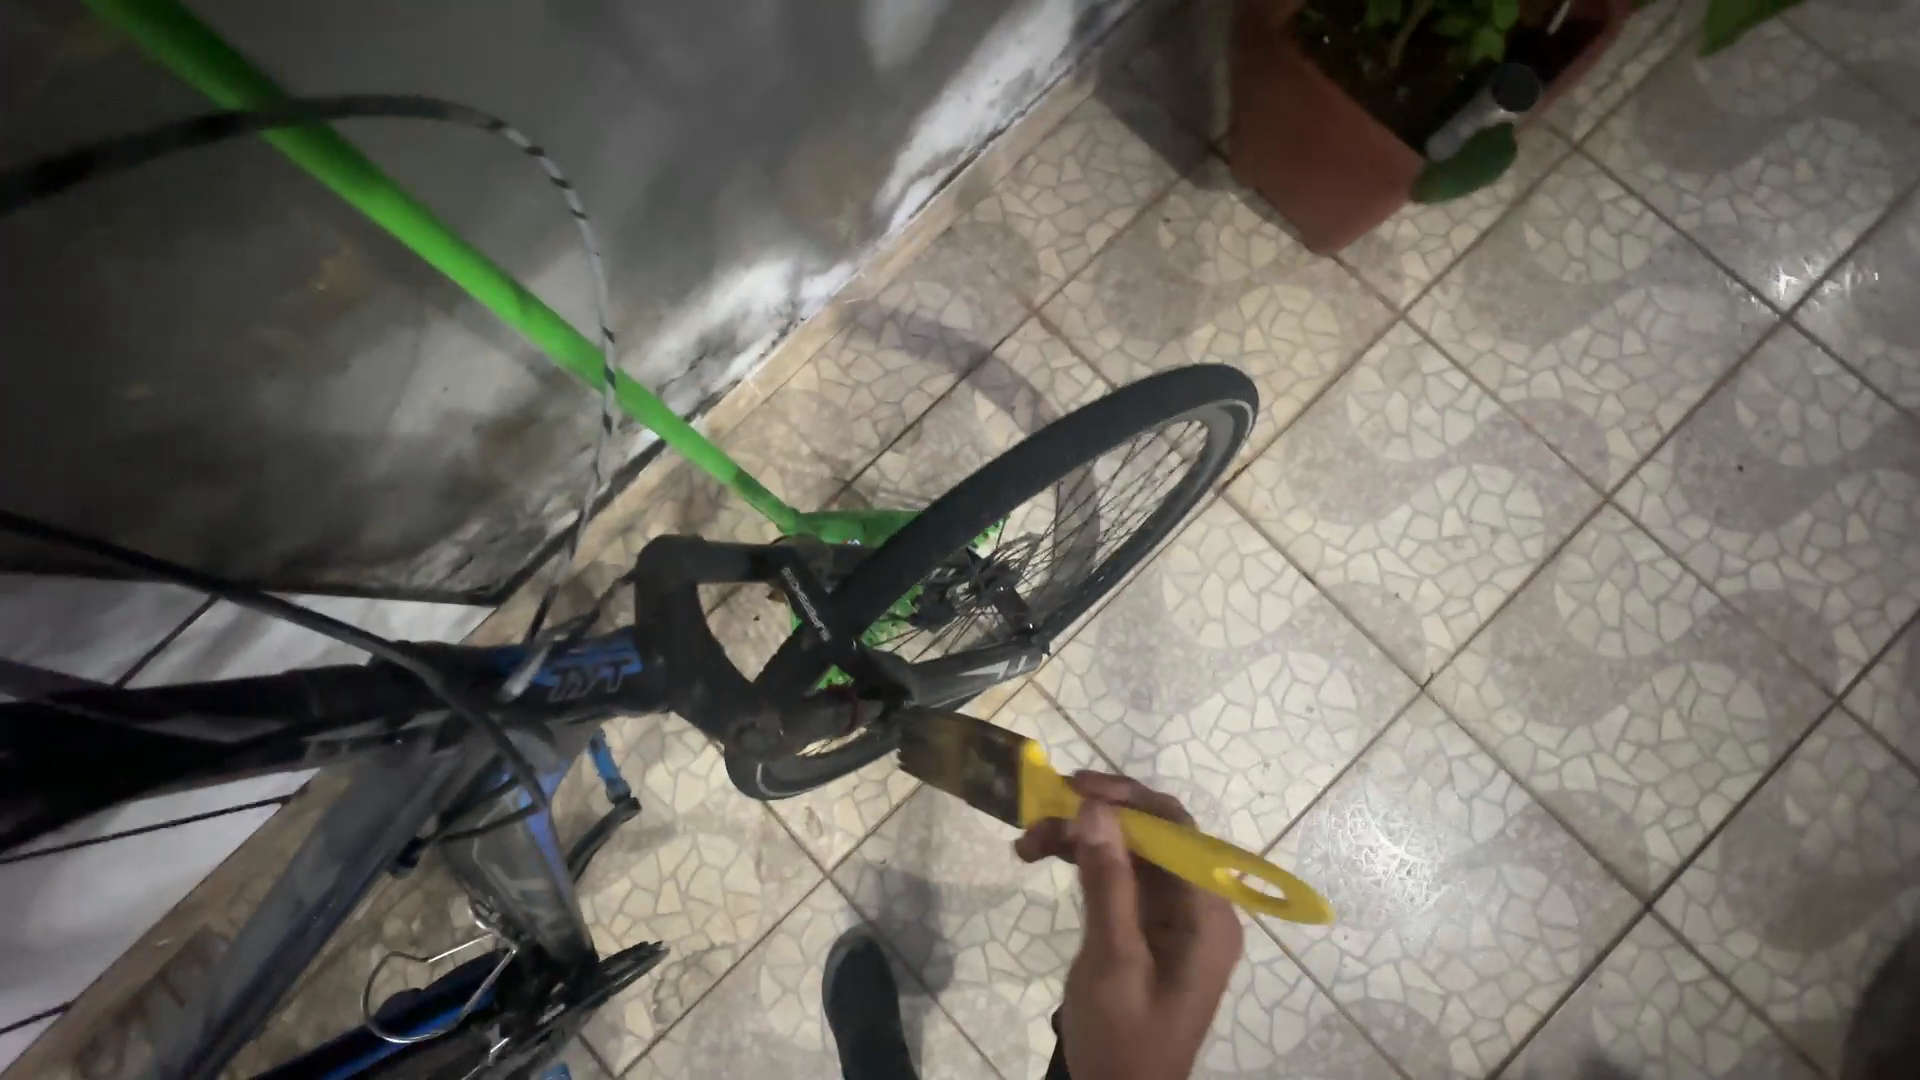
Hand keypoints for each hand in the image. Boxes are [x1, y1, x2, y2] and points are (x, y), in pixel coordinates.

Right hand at [1014, 772, 1243, 1079]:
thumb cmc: (1123, 1039)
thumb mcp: (1114, 961)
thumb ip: (1109, 882)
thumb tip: (1095, 806)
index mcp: (1207, 913)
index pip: (1177, 830)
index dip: (1129, 798)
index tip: (1077, 787)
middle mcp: (1196, 903)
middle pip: (1150, 833)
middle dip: (1096, 816)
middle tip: (1044, 808)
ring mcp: (1171, 911)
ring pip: (1127, 847)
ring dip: (1079, 836)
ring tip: (1027, 842)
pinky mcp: (1146, 920)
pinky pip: (1117, 871)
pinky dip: (1081, 859)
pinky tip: (1040, 855)